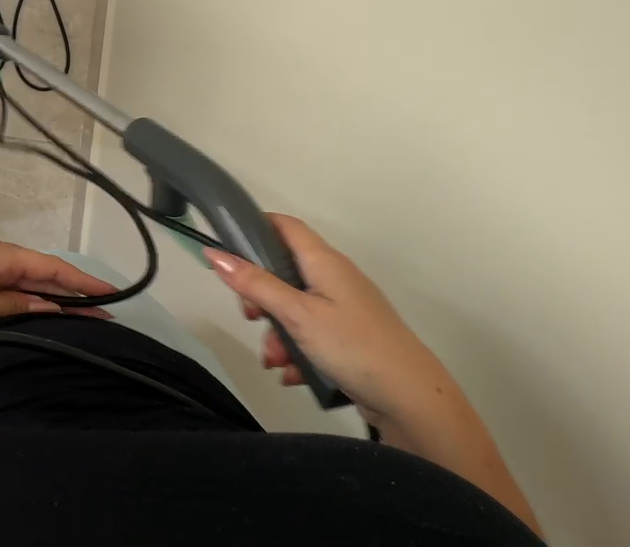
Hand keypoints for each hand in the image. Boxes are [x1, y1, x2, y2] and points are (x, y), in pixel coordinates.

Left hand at [0, 238, 116, 331]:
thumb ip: (15, 305)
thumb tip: (48, 305)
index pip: (48, 267)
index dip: (81, 281)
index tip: (113, 293)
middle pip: (39, 270)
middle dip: (71, 289)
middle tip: (105, 311)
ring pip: (23, 276)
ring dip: (50, 292)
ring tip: (81, 312)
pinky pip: (6, 281)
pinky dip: (27, 292)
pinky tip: (38, 306)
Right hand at [205, 215, 455, 425]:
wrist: (414, 403)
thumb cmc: (354, 346)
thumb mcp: (296, 313)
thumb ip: (255, 284)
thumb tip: (215, 253)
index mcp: (324, 262)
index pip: (284, 225)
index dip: (253, 226)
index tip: (226, 246)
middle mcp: (335, 279)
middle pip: (282, 271)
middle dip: (259, 295)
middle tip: (250, 316)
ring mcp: (344, 310)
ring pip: (293, 308)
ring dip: (276, 332)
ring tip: (274, 359)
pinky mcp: (350, 339)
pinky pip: (310, 335)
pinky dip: (296, 351)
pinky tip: (291, 373)